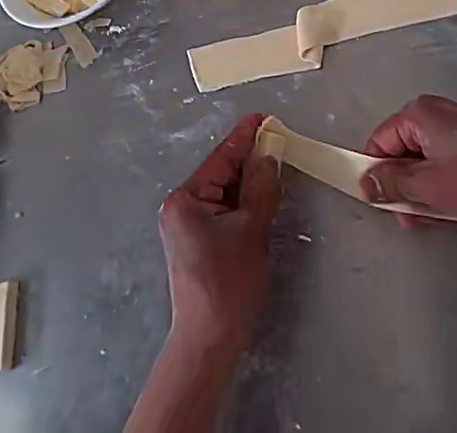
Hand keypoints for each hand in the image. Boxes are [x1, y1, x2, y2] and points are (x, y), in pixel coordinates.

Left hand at [156, 113, 281, 351]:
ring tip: (273, 162)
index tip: (263, 117)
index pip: (221, 158)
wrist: (209, 340)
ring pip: (223, 191)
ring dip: (247, 180)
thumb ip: (261, 187)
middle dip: (248, 158)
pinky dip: (242, 200)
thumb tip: (268, 156)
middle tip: (276, 140)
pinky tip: (260, 193)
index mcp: (185, 199)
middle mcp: (180, 206)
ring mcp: (186, 225)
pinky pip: (222, 208)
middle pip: (221, 172)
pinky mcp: (197, 240)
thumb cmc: (228, 284)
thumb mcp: (251, 229)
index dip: (244, 136)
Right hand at [360, 94, 456, 224]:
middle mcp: (435, 112)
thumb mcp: (429, 187)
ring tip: (440, 214)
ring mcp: (456, 125)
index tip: (383, 203)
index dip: (377, 174)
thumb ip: (391, 183)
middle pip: (401, 151)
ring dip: (424, 190)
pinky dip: (443, 184)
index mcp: (419, 114)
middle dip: (404, 186)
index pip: (378, 142)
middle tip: (413, 216)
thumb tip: (365, 182)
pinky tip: (456, 206)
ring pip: (424, 161)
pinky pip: (444, 161)